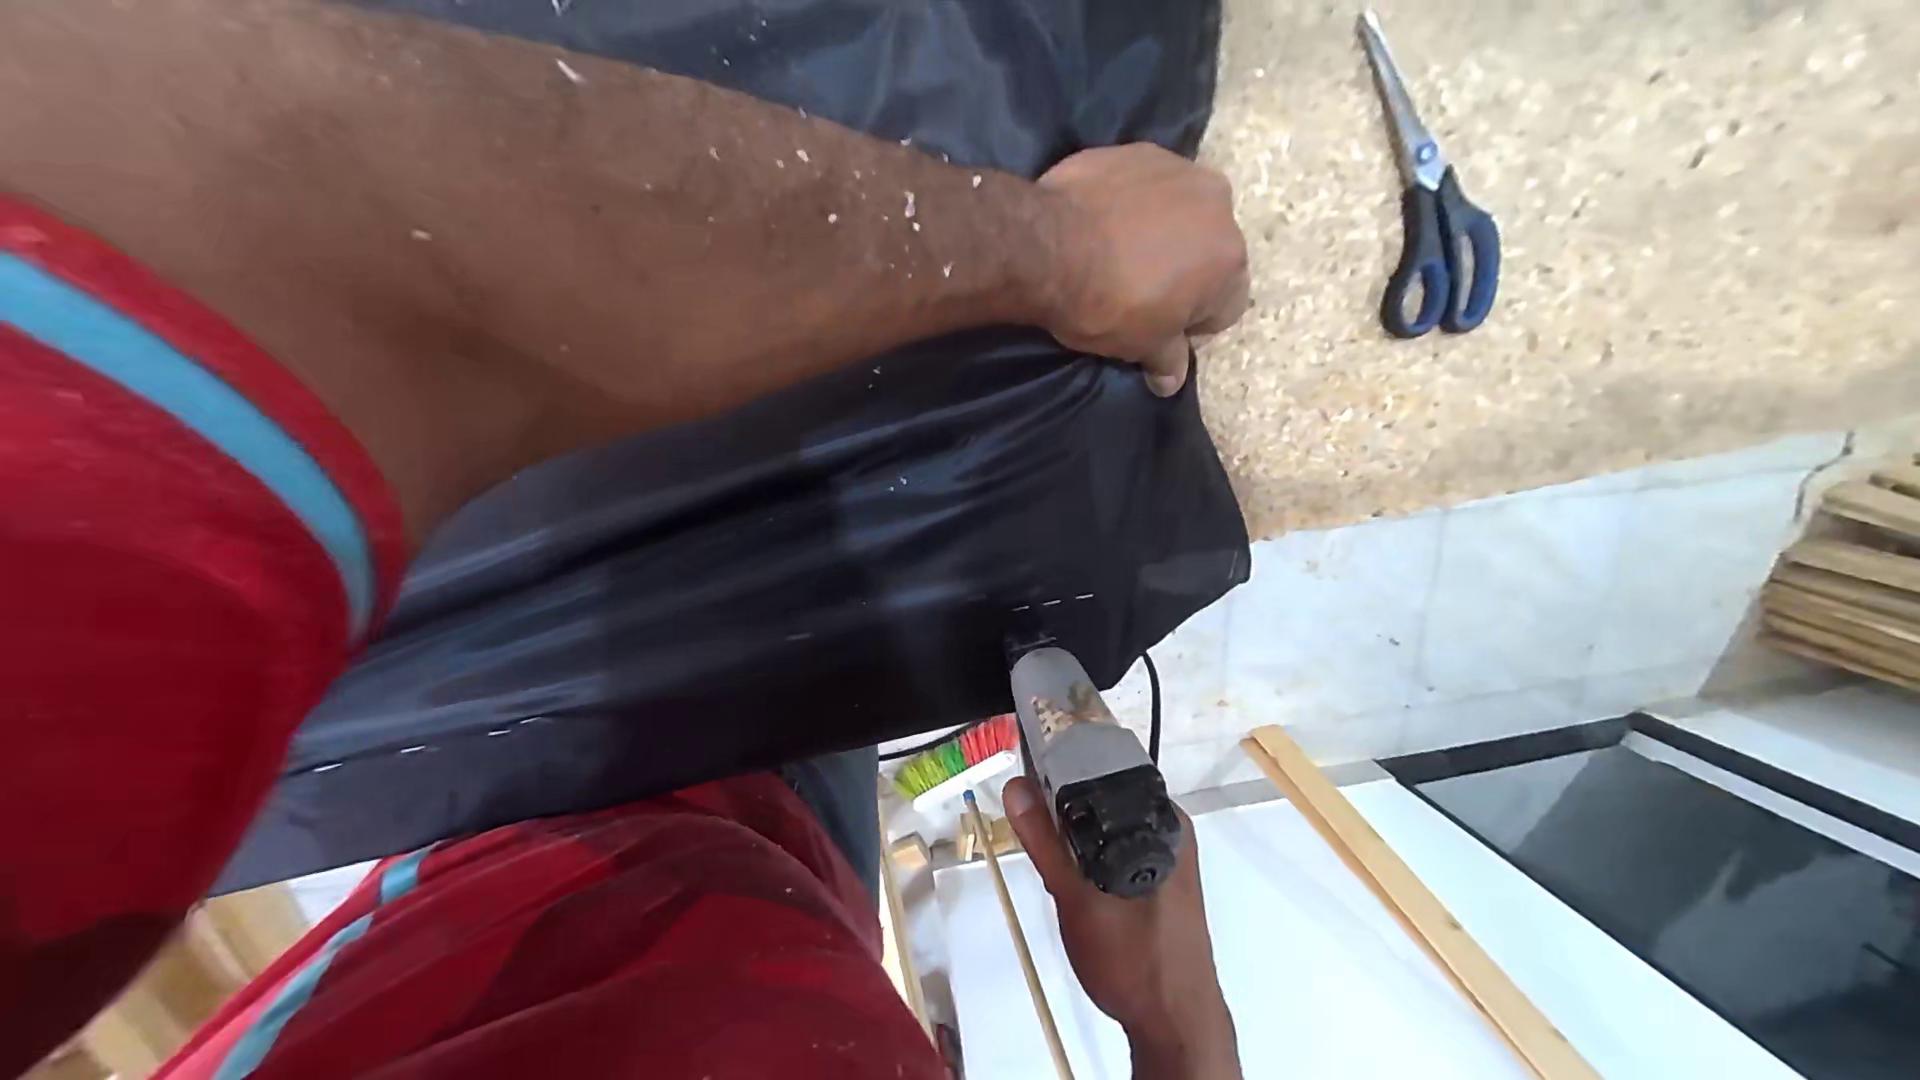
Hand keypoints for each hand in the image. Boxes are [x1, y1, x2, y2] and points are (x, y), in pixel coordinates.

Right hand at [1002, 776, 1241, 1078]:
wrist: (1176, 1029)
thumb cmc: (1133, 961)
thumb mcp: (1078, 898)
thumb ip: (1045, 842)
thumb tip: (1015, 785)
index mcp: (1165, 821)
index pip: (1107, 769)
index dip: (1063, 770)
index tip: (1031, 788)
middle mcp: (1171, 830)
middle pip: (1104, 798)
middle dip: (1066, 815)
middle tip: (1044, 843)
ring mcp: (1168, 857)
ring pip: (1106, 826)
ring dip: (1076, 841)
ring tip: (1058, 873)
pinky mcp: (1160, 880)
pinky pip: (1116, 849)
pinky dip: (1091, 859)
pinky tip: (1076, 888)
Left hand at [1035, 144, 1250, 396]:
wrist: (1050, 248)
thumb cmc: (1107, 306)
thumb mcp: (1140, 346)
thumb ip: (1167, 361)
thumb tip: (1171, 383)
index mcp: (1229, 261)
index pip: (1224, 307)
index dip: (1191, 324)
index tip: (1158, 327)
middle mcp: (1219, 206)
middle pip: (1208, 253)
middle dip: (1182, 273)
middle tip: (1136, 290)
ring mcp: (1179, 170)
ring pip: (1180, 213)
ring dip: (1160, 233)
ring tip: (1116, 253)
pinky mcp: (1138, 151)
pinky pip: (1144, 187)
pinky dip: (1130, 205)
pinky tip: (1100, 223)